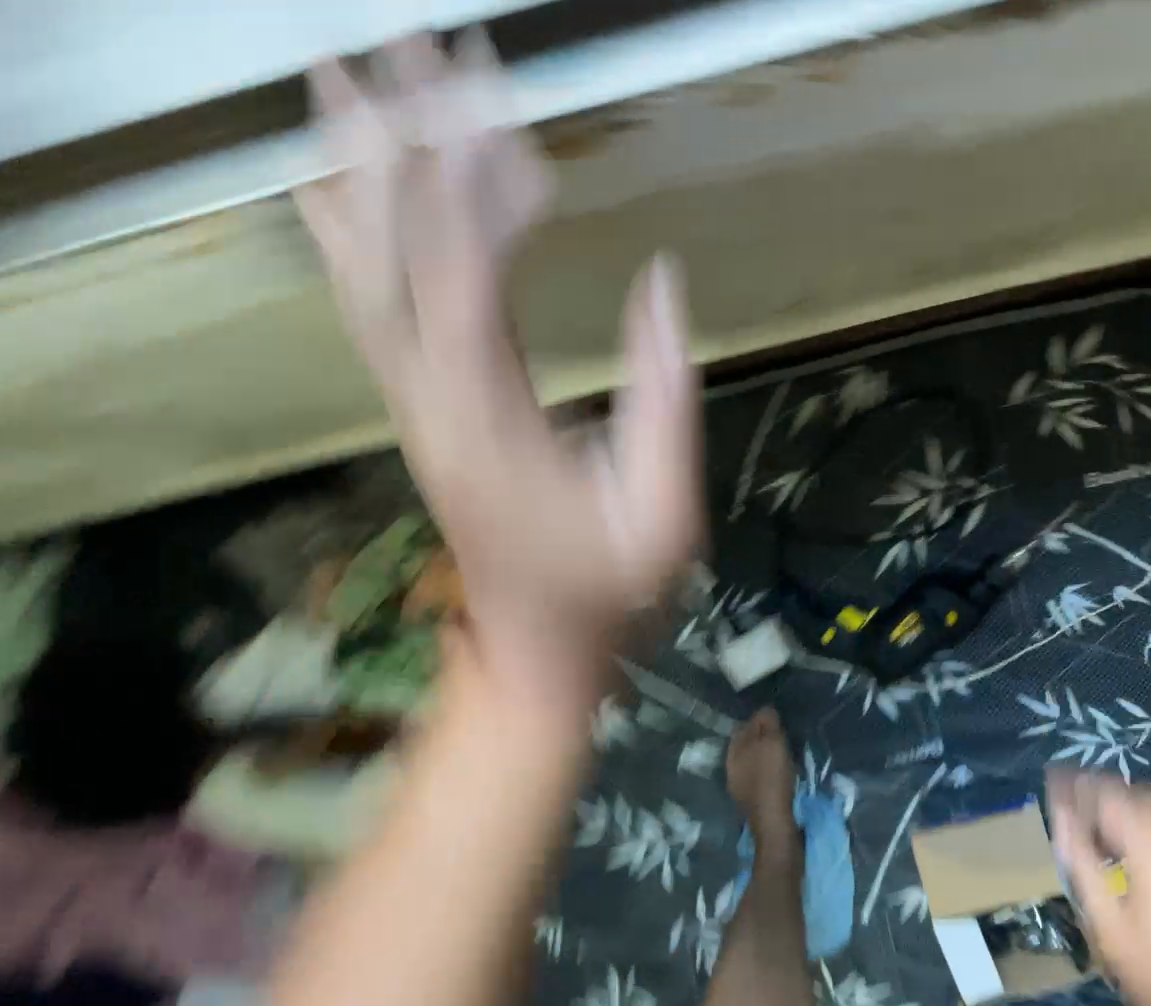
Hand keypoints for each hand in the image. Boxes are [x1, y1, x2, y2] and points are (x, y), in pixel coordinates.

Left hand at [294, 35, 703, 664]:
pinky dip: (352, 233)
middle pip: (393, 252)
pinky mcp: (422, 406)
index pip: (464, 279)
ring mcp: (415, 400)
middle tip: (408, 45)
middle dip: (400, 142)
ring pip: (364, 270)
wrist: (536, 650)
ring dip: (356, 169)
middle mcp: (430, 397)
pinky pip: (372, 305)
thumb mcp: (664, 513)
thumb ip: (665, 400)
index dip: (472, 186)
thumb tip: (664, 286)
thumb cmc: (612, 590)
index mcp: (493, 421)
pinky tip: (335, 181)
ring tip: (347, 75)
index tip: (497, 105)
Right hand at [1047, 771, 1150, 1005]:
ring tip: (1089, 822)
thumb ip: (1082, 863)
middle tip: (1066, 803)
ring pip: (1150, 801)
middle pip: (1130, 791)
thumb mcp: (1107, 922)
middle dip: (1097, 790)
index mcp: (1149, 841)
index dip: (1075, 785)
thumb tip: (1060, 818)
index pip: (1106, 793)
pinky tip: (1121, 844)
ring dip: (1118, 802)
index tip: (1049, 781)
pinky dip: (1138, 817)